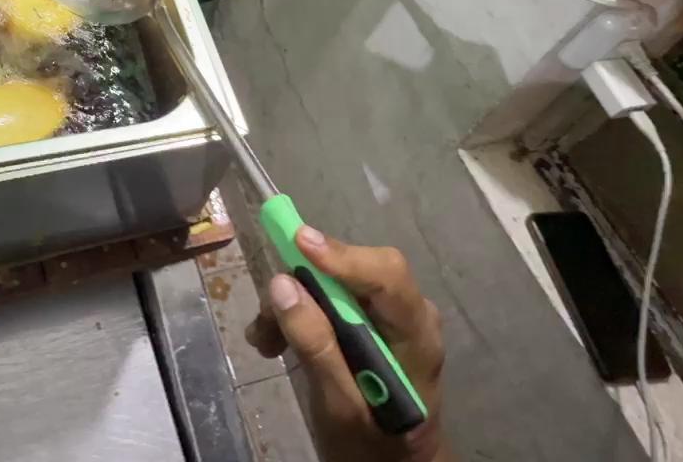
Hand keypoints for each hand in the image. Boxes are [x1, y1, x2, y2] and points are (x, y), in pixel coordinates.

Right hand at [246, 227, 450, 461]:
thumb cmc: (376, 448)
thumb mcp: (342, 409)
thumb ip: (317, 348)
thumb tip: (281, 284)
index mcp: (417, 336)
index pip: (387, 275)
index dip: (342, 255)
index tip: (298, 242)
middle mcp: (408, 313)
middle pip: (353, 272)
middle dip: (304, 285)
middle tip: (266, 314)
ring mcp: (388, 314)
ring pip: (333, 283)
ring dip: (293, 303)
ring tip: (264, 340)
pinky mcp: (368, 319)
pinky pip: (328, 298)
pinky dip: (297, 313)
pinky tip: (274, 341)